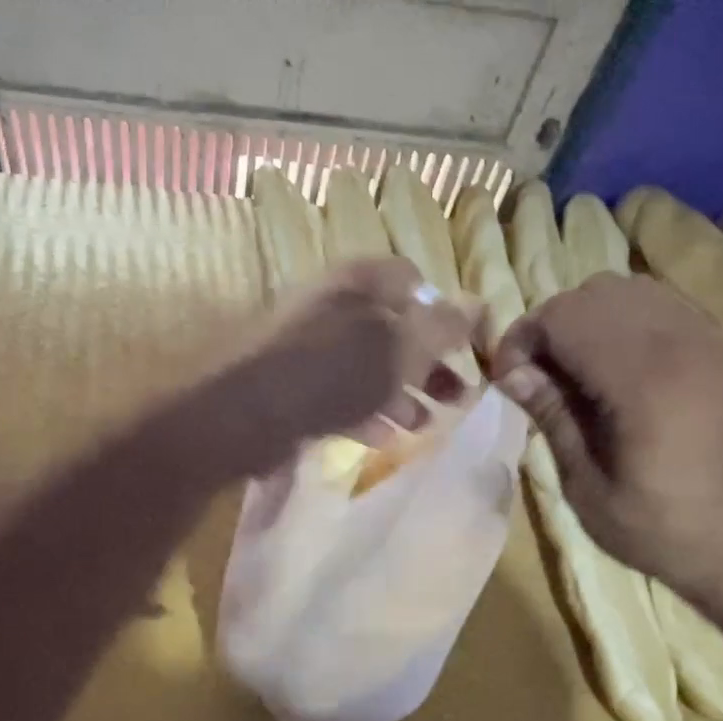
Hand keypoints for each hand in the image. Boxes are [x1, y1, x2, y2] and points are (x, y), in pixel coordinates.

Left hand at [195, 257, 480, 474]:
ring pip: (366, 366)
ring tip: (426, 425)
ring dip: (401, 394)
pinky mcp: (289, 388)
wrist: (244, 414)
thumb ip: (441, 326)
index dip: (442, 310)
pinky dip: (365, 412)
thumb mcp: (398, 348)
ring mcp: (306, 348)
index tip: (464, 346)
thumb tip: (477, 303)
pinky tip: (384, 438)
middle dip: (427, 363)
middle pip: (391, 328)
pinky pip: (338, 395)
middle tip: (457, 396)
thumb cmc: (331, 372)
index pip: (411, 279)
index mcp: (358, 282)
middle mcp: (331, 306)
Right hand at [489, 273, 722, 605]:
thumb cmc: (661, 529)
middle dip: (553, 326)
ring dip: (591, 320)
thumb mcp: (588, 487)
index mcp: (642, 379)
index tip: (507, 380)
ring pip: (633, 291)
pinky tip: (619, 373)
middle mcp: (680, 343)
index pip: (563, 316)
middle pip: (595, 293)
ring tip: (576, 372)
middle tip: (537, 376)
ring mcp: (710, 341)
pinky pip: (665, 308)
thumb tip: (513, 373)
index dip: (523, 339)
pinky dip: (629, 324)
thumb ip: (554, 418)